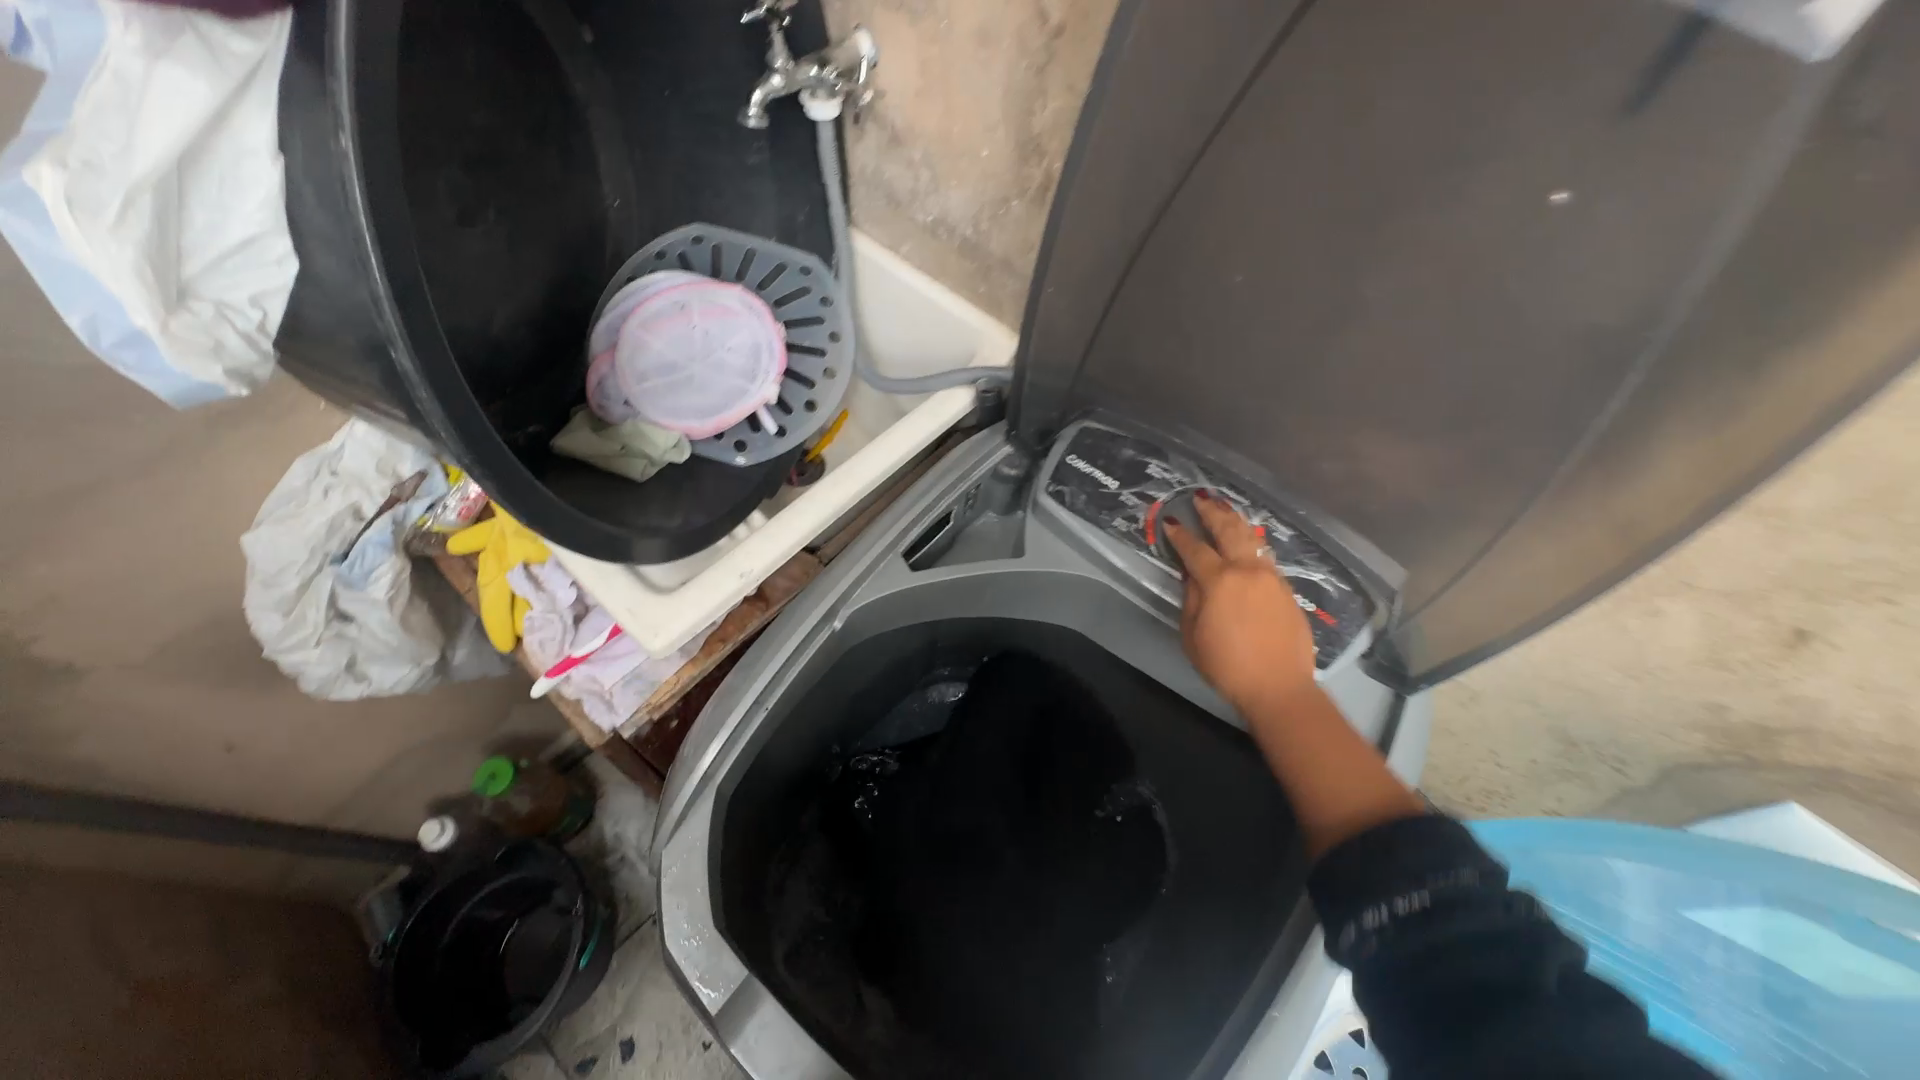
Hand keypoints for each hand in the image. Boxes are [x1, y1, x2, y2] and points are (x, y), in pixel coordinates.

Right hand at [1165, 493, 1317, 712]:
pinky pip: (1265, 558)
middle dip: (1213, 513)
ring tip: (1225, 510)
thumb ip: (1191, 599)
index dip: (1180, 535)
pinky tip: (1247, 543)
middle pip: (1229, 532)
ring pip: (1252, 541)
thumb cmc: (1227, 665)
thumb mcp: (1193, 635)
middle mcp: (1247, 571)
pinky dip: (1252, 544)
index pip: (1195, 549)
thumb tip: (1192, 576)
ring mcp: (1271, 578)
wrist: (1279, 686)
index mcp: (1220, 580)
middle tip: (1201, 499)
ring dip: (1236, 522)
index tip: (1171, 522)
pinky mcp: (1286, 591)